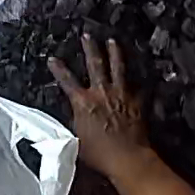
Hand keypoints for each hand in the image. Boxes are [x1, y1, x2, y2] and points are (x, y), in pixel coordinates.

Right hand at [49, 34, 157, 185]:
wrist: (127, 158)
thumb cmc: (97, 153)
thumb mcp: (74, 138)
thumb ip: (70, 123)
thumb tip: (64, 118)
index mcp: (82, 102)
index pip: (66, 81)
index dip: (58, 69)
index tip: (53, 59)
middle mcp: (101, 93)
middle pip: (95, 65)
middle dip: (89, 48)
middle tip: (87, 36)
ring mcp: (121, 95)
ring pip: (117, 68)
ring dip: (114, 54)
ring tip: (112, 41)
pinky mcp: (137, 102)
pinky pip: (138, 86)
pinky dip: (139, 79)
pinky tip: (142, 72)